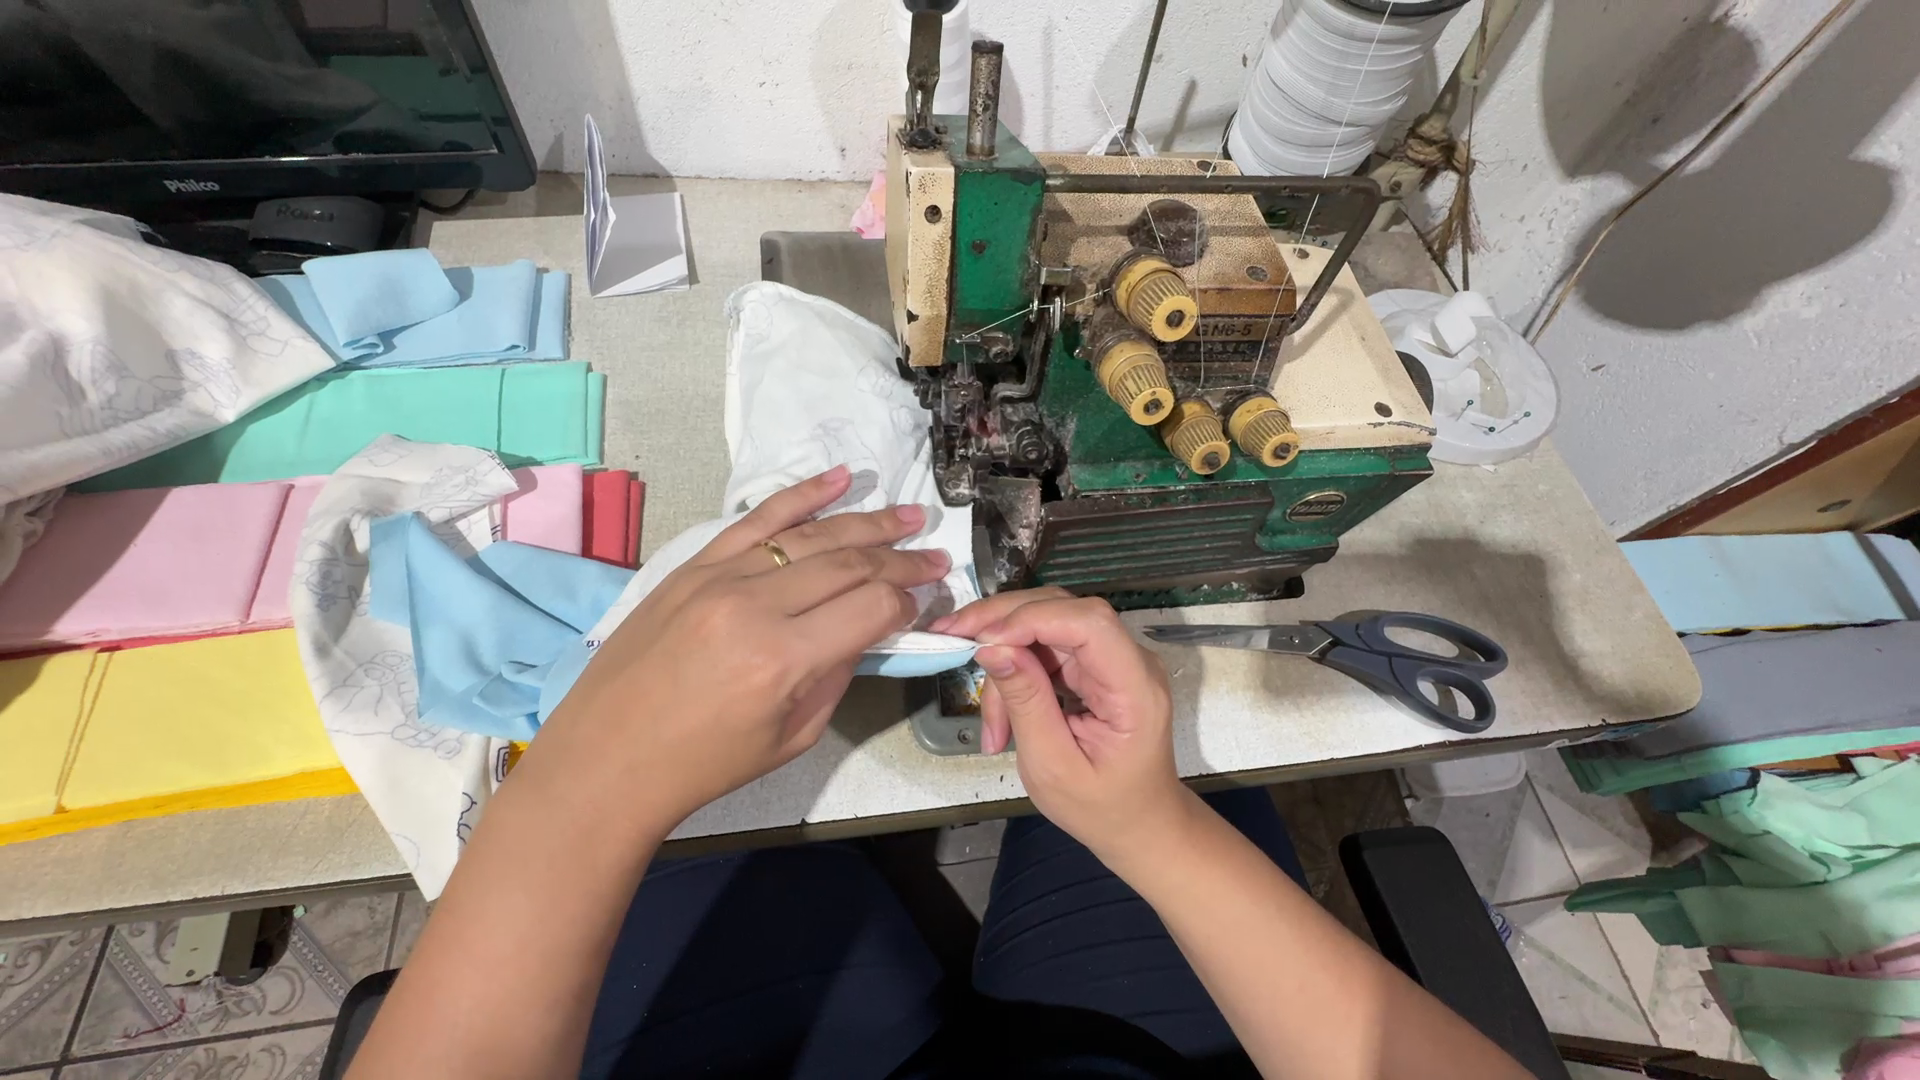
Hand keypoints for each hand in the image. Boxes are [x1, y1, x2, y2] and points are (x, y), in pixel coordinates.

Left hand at [541, 466, 948, 825]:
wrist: (606, 758)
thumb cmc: (705, 764)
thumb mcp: (792, 736)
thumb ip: (838, 672)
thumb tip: (868, 625)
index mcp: (783, 659)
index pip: (872, 607)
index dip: (908, 601)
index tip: (927, 600)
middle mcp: (755, 604)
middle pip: (849, 563)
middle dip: (902, 559)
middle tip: (935, 557)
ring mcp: (720, 576)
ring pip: (812, 534)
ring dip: (868, 522)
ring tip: (909, 515)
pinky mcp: (694, 565)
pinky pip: (757, 518)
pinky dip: (802, 495)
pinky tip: (841, 479)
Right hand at [931, 589, 1193, 861]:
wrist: (1139, 824)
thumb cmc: (1100, 808)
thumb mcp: (1052, 767)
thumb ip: (1025, 702)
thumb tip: (990, 647)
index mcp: (1134, 688)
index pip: (1089, 623)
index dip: (1032, 619)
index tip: (981, 641)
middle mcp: (1129, 659)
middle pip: (1062, 609)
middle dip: (1002, 622)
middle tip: (951, 637)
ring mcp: (1111, 658)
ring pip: (1045, 625)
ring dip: (1004, 656)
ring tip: (988, 721)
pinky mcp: (1093, 665)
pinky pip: (1045, 647)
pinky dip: (1014, 670)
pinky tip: (998, 712)